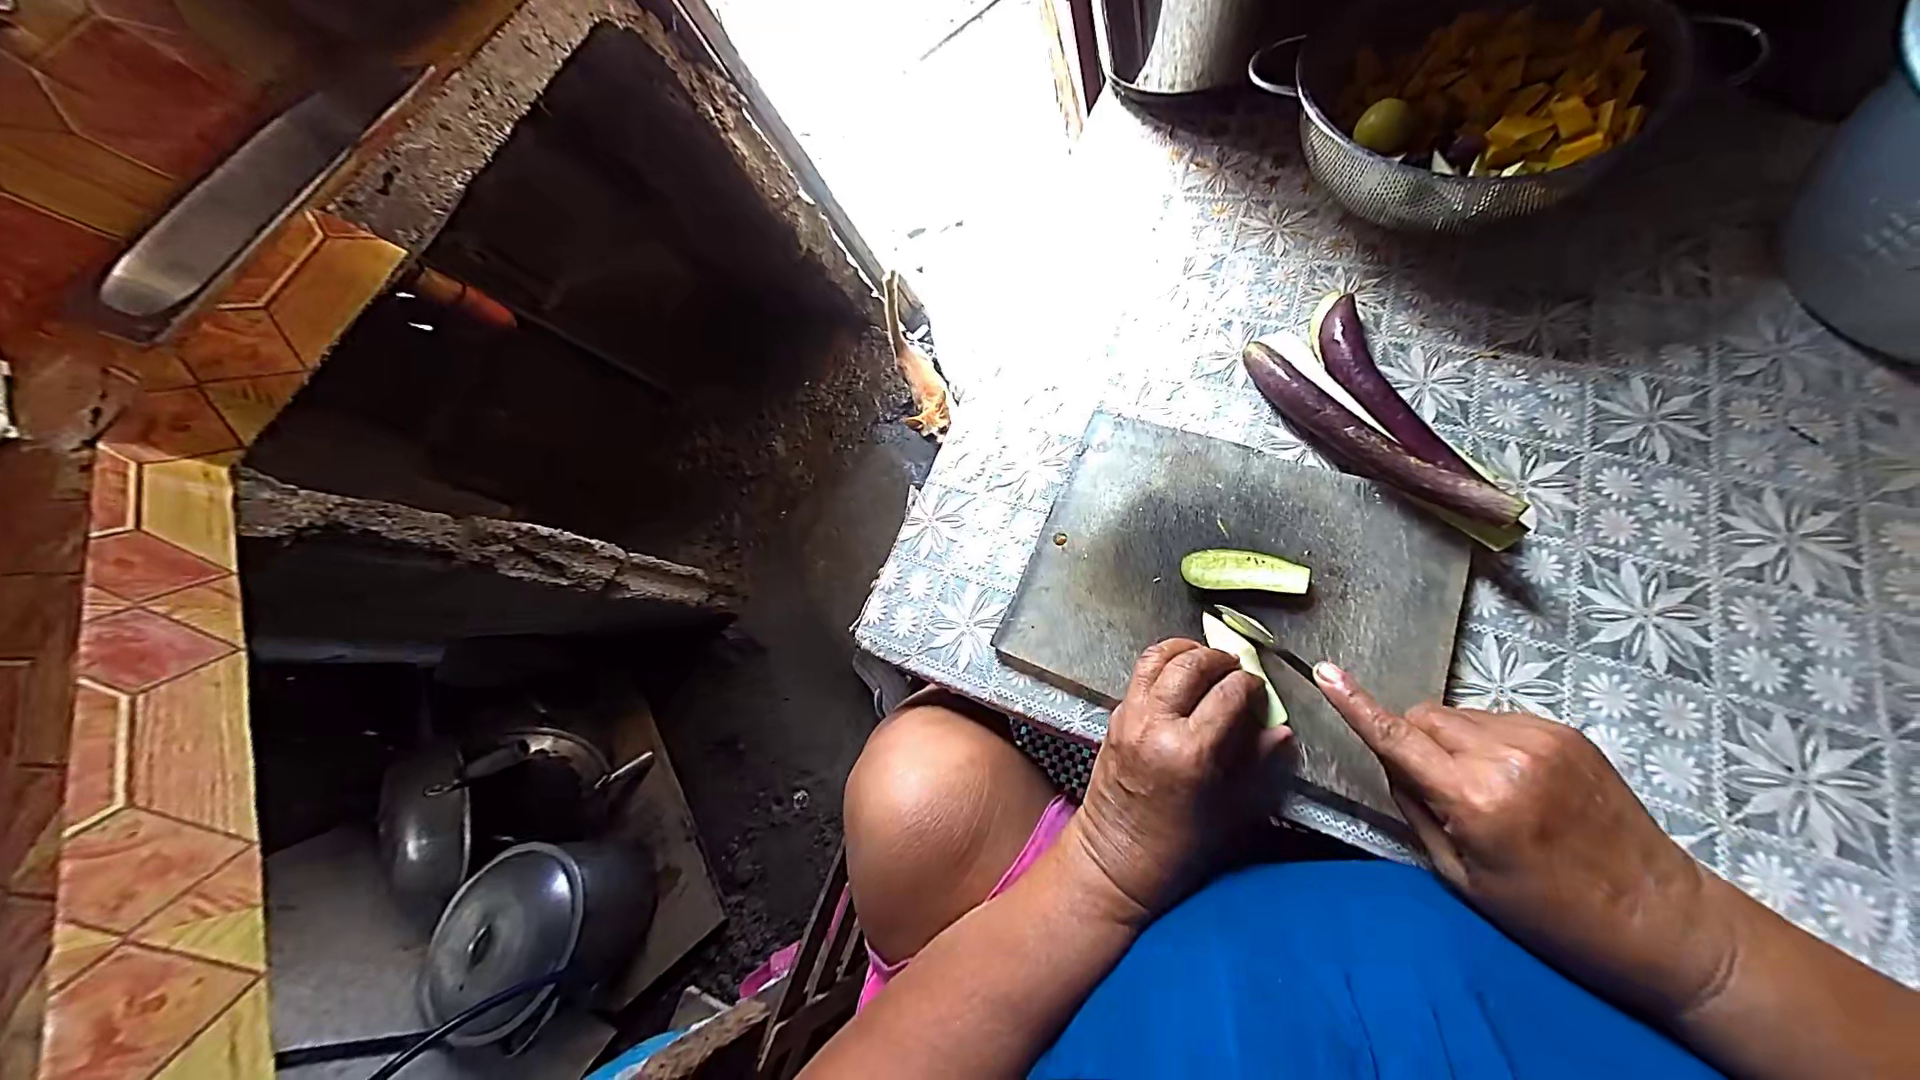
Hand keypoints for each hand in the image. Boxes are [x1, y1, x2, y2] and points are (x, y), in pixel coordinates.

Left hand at [1062, 639, 1293, 925]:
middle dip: (1218, 658)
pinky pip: (1139, 675)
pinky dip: (1161, 665)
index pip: (1228, 695)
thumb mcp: (1228, 808)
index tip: (1259, 686)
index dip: (1250, 684)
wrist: (1116, 857)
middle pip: (1190, 665)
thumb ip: (1255, 761)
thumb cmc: (1177, 845)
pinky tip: (1178, 676)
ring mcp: (1129, 716)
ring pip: (1156, 659)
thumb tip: (1280, 730)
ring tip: (1206, 657)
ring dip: (1184, 651)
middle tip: (1236, 665)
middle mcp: (1154, 724)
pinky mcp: (1114, 716)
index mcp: (1189, 750)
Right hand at [1314, 662, 1735, 1021]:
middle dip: (1413, 741)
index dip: (1354, 704)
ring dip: (1450, 741)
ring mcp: (1543, 738)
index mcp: (1478, 799)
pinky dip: (1485, 742)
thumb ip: (1415, 805)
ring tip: (1487, 789)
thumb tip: (1391, 757)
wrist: (1670, 923)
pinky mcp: (1566, 732)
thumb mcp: (1461, 874)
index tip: (1323, 672)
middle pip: (1423, 718)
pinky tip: (1517, 781)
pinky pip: (1493, 720)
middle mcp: (1508, 756)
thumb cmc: (1551, 914)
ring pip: (1455, 716)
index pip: (1396, 739)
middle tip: (1437, 788)